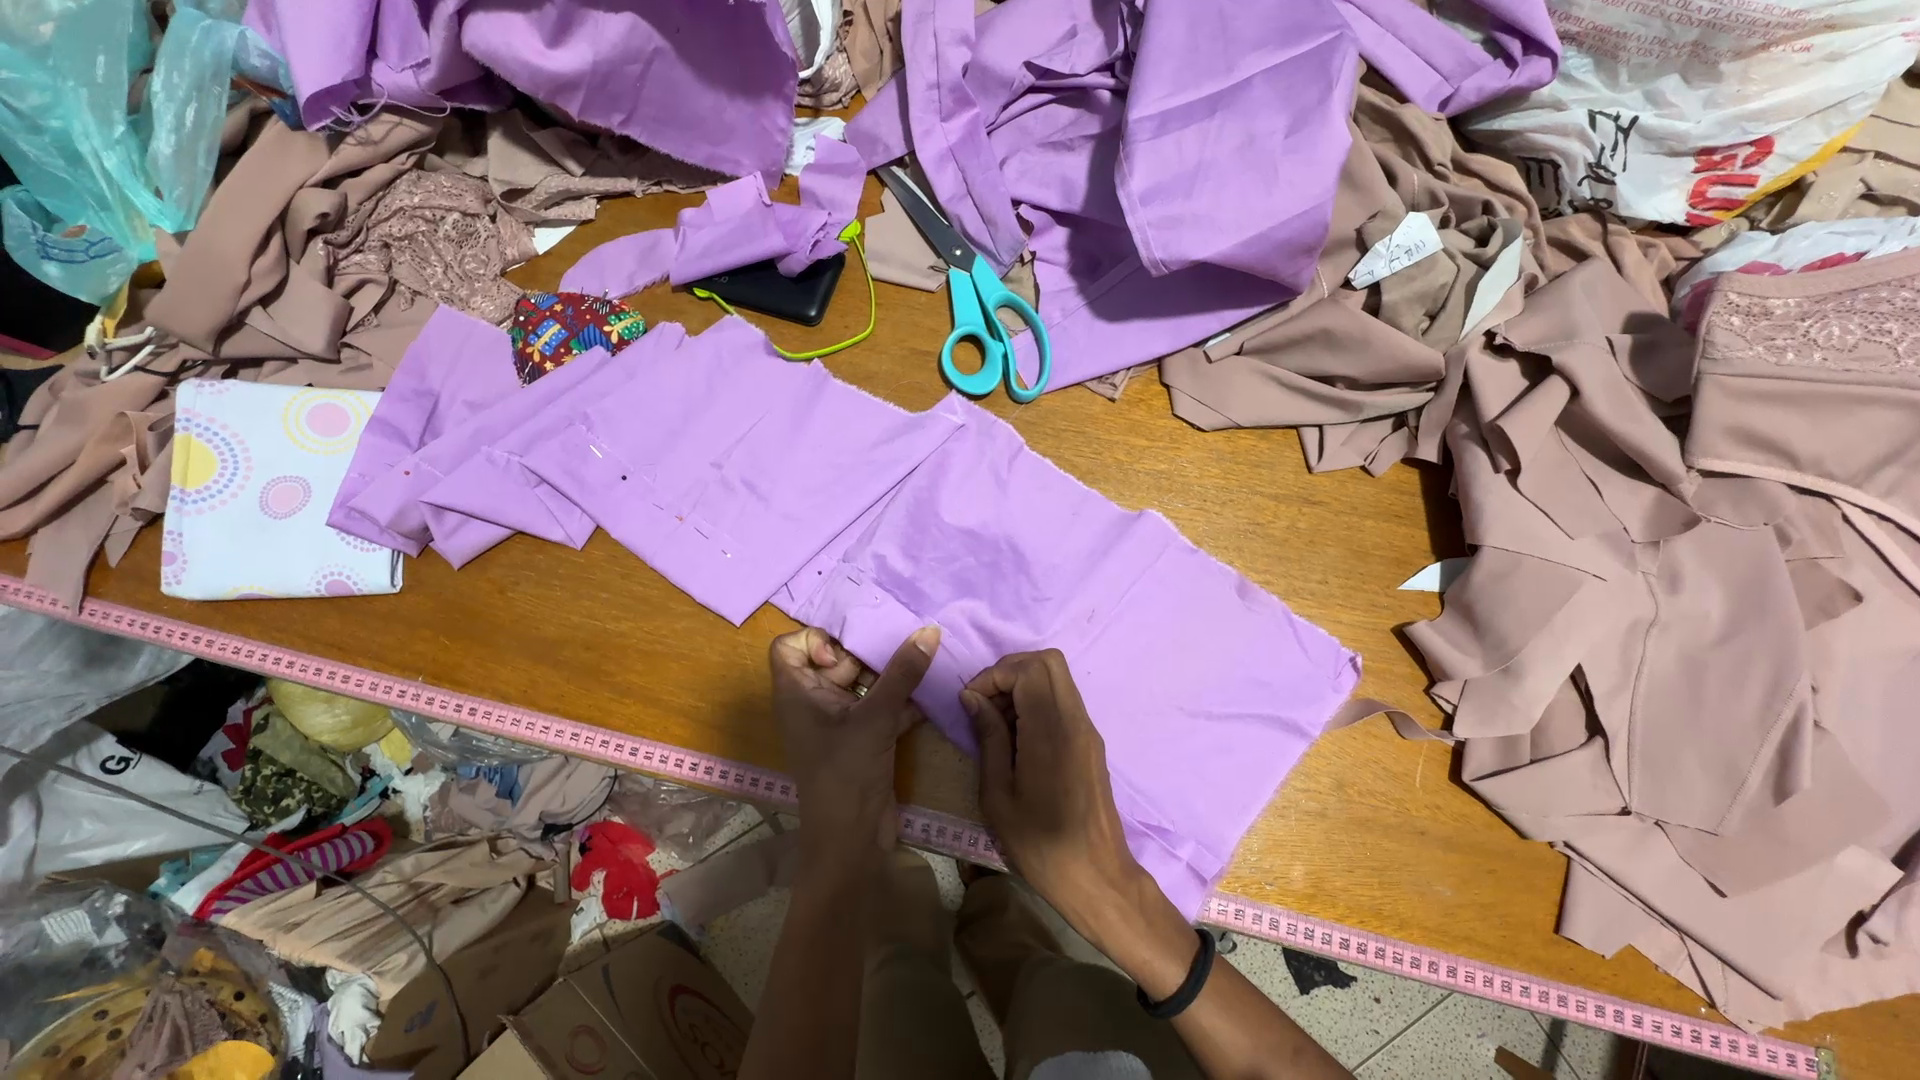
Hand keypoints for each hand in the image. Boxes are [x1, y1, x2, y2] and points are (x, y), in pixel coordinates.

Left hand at [769, 625, 939, 864]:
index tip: (846, 656)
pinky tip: (929, 697)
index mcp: (796, 694)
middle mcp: (812, 704)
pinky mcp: (862, 741)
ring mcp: (838, 724)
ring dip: (891, 677)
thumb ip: (902, 673)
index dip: (816, 641)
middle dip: (868, 655)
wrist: (851, 841)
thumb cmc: (847, 774)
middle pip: (834, 661)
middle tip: (900, 650)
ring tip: (922, 666)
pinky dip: (901, 702)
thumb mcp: (875, 718)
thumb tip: (929, 630)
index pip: (789, 646)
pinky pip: (879, 709)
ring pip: (862, 685)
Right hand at [962, 650, 1171, 957]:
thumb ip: (989, 739)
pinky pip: (1063, 703)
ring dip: (1023, 686)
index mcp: (1052, 732)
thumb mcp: (998, 795)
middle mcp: (1076, 722)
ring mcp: (1088, 732)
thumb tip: (974, 699)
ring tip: (996, 723)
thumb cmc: (1039, 844)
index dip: (995, 674)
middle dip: (1010, 671)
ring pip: (1058, 679)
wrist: (1095, 878)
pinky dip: (1037, 703)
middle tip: (983, 703)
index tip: (970, 702)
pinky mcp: (1091, 745)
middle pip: (1049, 662)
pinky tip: (1016, 739)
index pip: (1029, 668)